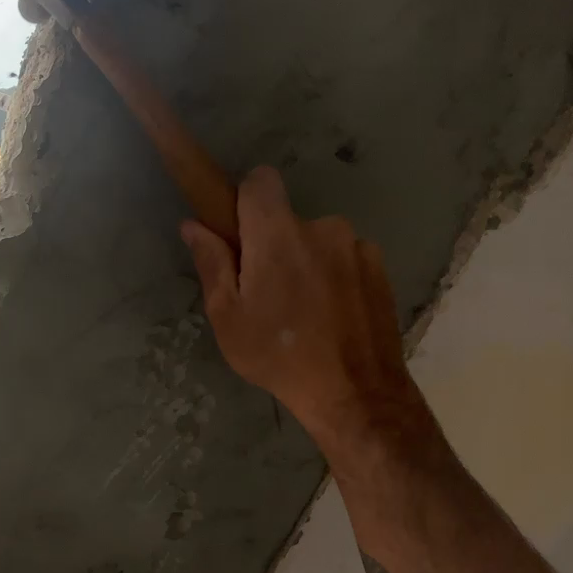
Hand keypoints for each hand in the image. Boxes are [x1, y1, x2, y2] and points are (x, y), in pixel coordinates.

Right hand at [181, 166, 432, 456]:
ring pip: (315, 242)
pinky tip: (328, 317)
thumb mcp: (228, 316)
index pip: (260, 180)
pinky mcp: (379, 268)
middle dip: (271, 246)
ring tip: (299, 313)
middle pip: (286, 220)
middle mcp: (322, 227)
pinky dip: (331, 278)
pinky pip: (342, 260)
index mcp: (278, 234)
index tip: (237, 233)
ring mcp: (356, 247)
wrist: (354, 391)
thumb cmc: (277, 355)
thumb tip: (194, 225)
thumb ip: (212, 263)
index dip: (244, 198)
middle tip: (263, 295)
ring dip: (303, 264)